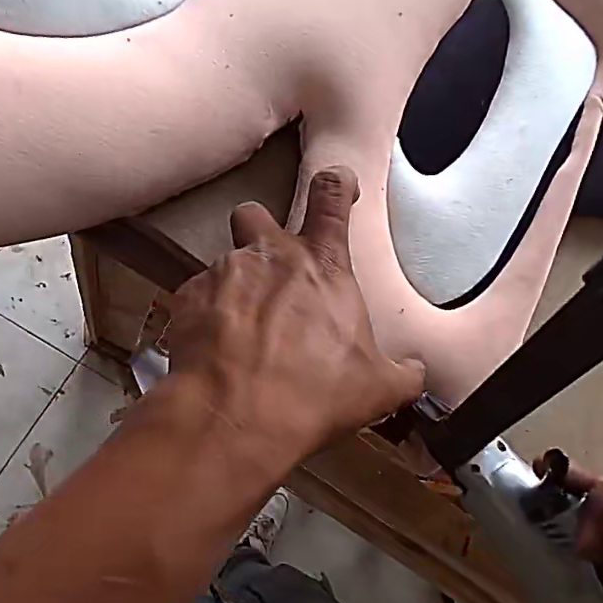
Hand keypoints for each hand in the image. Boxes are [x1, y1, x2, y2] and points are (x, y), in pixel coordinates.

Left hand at [163, 166, 424, 462]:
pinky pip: (194, 299)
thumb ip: (403, 374)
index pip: (332, 197)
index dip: (336, 186)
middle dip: (259, 232)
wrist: (237, 416)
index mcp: (323, 266)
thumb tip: (414, 373)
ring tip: (238, 337)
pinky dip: (203, 320)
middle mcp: (269, 257)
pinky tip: (213, 352)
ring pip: (223, 264)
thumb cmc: (313, 394)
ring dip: (232, 291)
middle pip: (256, 214)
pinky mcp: (187, 299)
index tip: (337, 188)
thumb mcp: (378, 390)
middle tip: (267, 271)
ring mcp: (223, 274)